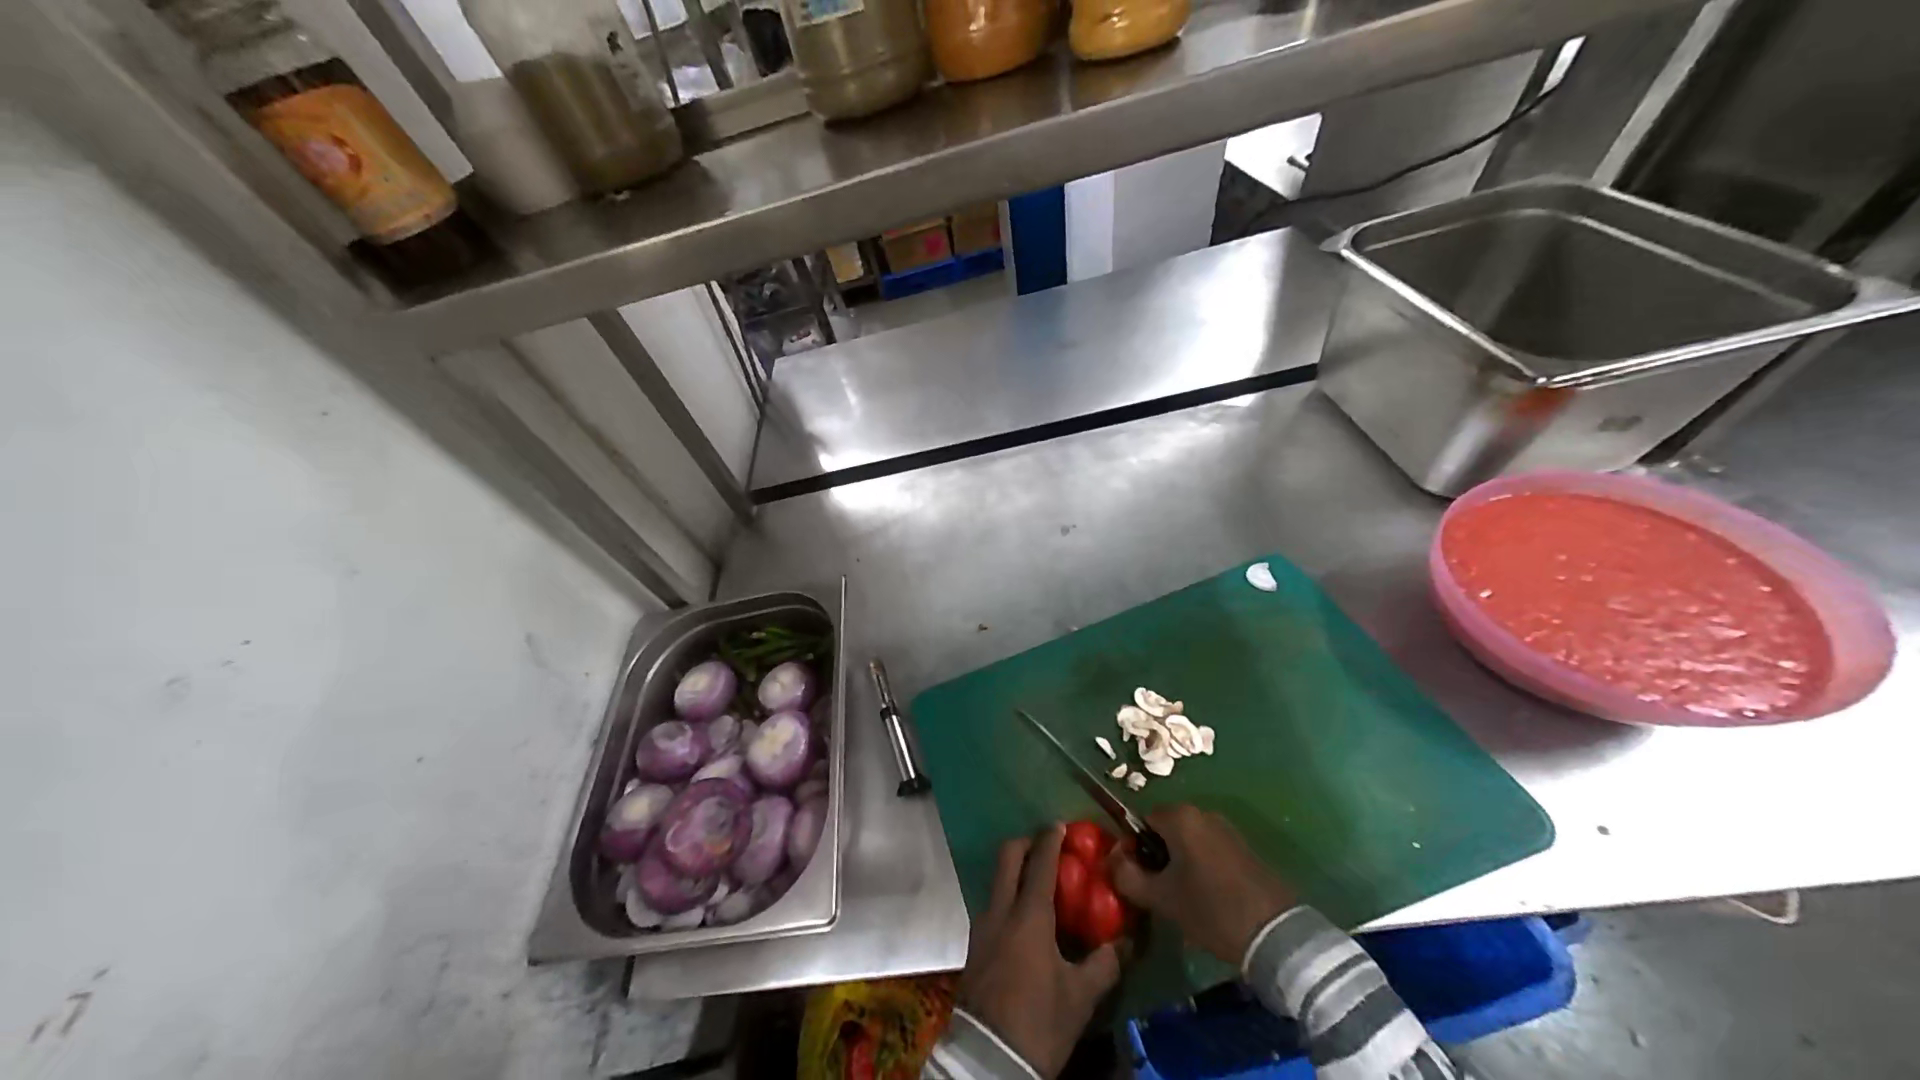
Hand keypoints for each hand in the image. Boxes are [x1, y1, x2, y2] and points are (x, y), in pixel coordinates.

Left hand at [959, 826, 1121, 1078]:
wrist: (990, 1058)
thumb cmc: (1040, 1021)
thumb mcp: (1080, 997)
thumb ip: (1103, 964)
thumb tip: (1121, 943)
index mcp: (1028, 915)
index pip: (1039, 862)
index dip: (1050, 839)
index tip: (1060, 825)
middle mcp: (1000, 910)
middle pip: (1007, 857)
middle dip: (1026, 844)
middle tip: (1047, 846)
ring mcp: (982, 926)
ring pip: (996, 880)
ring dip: (1015, 870)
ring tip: (1039, 882)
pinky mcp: (974, 945)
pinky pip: (992, 904)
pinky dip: (1008, 895)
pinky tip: (1025, 917)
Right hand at [1106, 805, 1297, 967]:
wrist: (1275, 934)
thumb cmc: (1211, 910)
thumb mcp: (1160, 898)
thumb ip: (1127, 876)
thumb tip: (1112, 860)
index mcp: (1180, 817)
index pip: (1141, 820)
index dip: (1133, 847)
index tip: (1137, 877)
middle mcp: (1203, 813)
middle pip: (1165, 829)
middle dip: (1156, 855)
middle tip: (1158, 890)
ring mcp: (1227, 829)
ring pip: (1188, 840)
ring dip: (1179, 862)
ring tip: (1182, 897)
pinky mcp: (1245, 848)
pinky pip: (1209, 849)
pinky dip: (1200, 866)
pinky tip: (1206, 897)